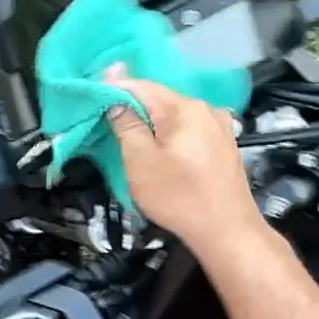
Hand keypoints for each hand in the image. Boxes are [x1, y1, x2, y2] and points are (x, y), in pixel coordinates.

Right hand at [104, 67, 258, 238]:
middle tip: (105, 115)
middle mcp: (206, 110)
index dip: (114, 87)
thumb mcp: (141, 160)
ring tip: (129, 131)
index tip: (92, 93)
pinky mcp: (224, 146)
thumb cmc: (178, 196)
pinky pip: (189, 130)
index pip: (142, 86)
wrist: (226, 231)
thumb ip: (126, 125)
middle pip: (160, 99)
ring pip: (175, 116)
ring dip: (152, 121)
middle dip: (133, 106)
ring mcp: (219, 128)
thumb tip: (116, 102)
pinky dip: (169, 133)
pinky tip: (160, 146)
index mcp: (184, 108)